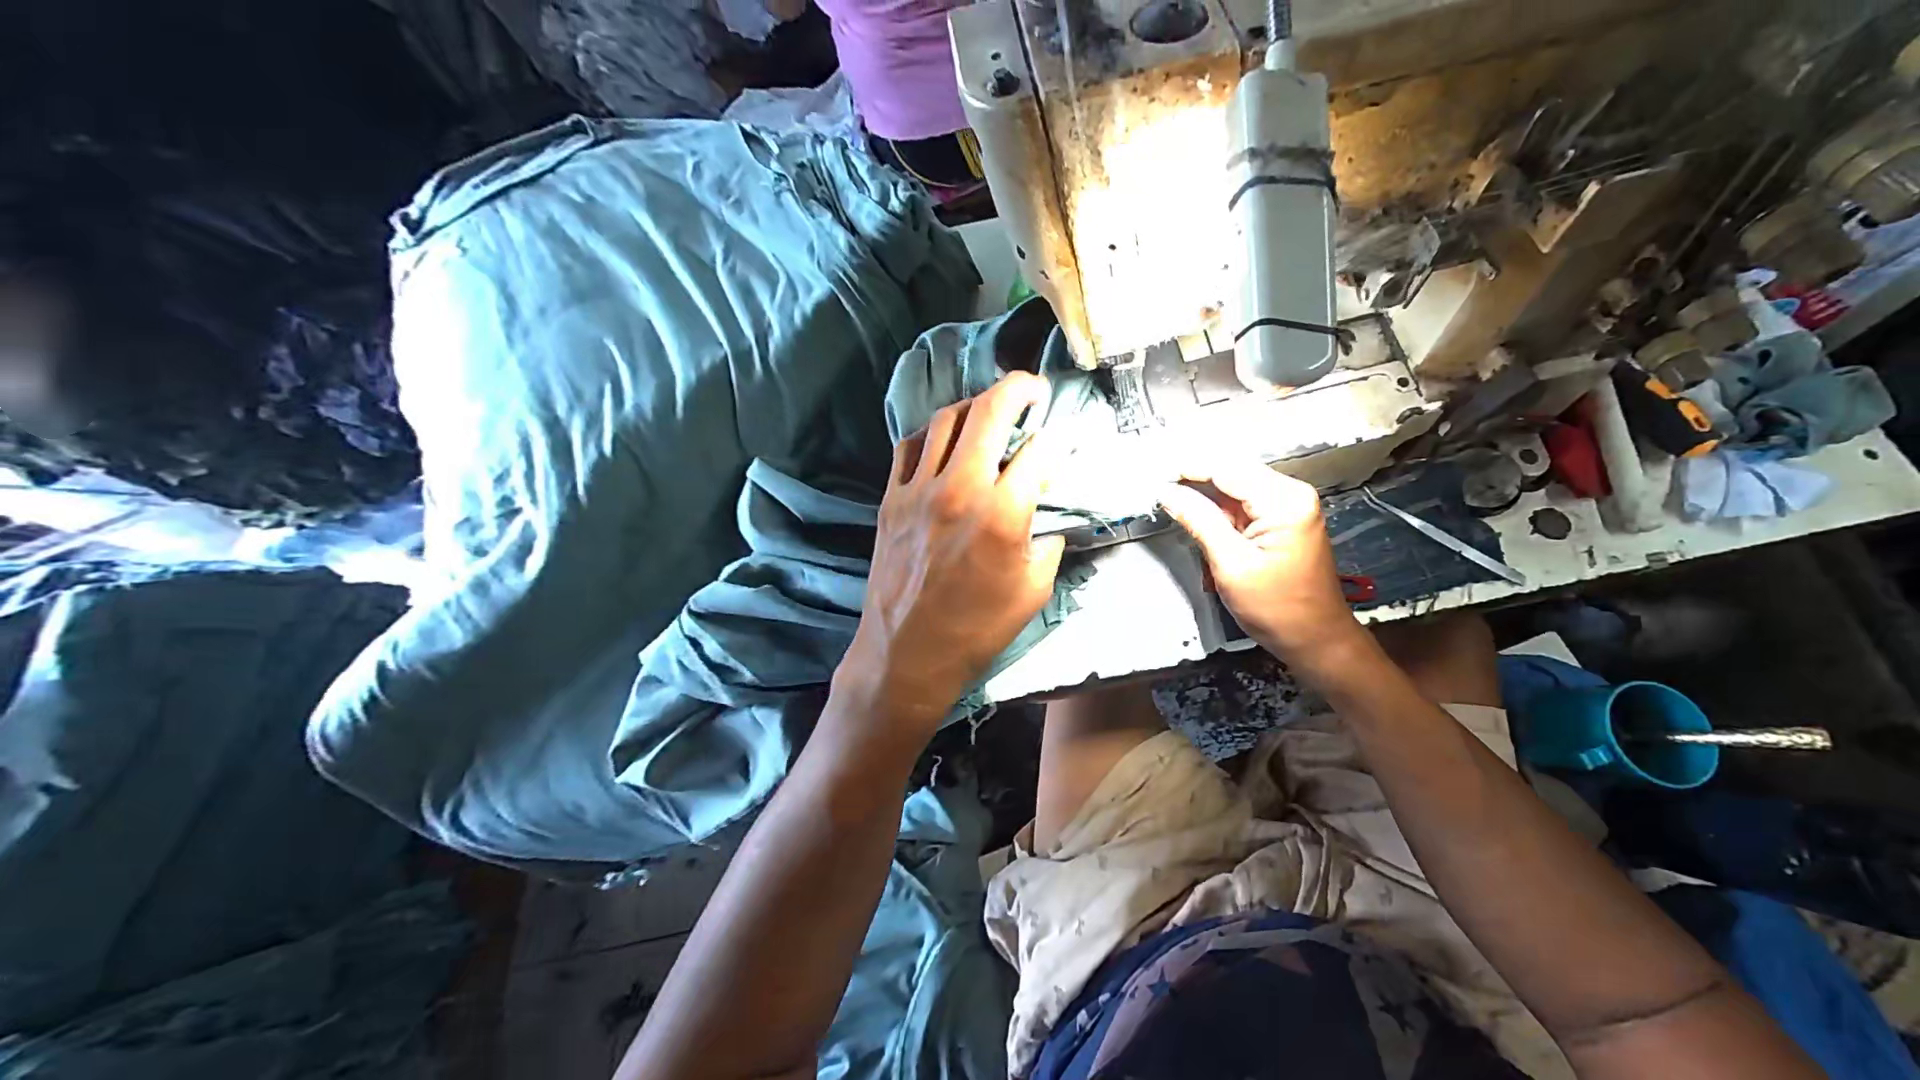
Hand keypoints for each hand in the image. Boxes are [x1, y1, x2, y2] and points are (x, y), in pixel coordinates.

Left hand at [834, 373, 1065, 738]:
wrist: (907, 654)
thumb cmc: (977, 630)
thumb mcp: (1034, 591)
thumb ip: (1048, 540)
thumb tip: (1047, 508)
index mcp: (1003, 514)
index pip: (1039, 451)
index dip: (1058, 440)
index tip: (1062, 441)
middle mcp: (960, 488)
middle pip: (990, 412)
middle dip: (1018, 388)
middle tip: (1032, 388)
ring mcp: (918, 489)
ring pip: (945, 420)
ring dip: (973, 405)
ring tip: (989, 409)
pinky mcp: (890, 499)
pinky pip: (908, 447)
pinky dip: (930, 433)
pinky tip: (943, 439)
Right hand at [1159, 458, 1366, 667]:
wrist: (1315, 639)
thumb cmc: (1279, 609)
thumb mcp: (1230, 564)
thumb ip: (1199, 521)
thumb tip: (1168, 492)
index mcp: (1285, 501)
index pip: (1226, 469)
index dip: (1187, 470)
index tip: (1155, 475)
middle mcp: (1291, 495)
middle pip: (1231, 473)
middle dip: (1194, 479)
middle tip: (1158, 488)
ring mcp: (1288, 507)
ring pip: (1234, 487)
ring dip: (1204, 495)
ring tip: (1171, 501)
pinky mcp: (1281, 521)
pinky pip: (1242, 504)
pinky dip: (1218, 510)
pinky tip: (1197, 516)